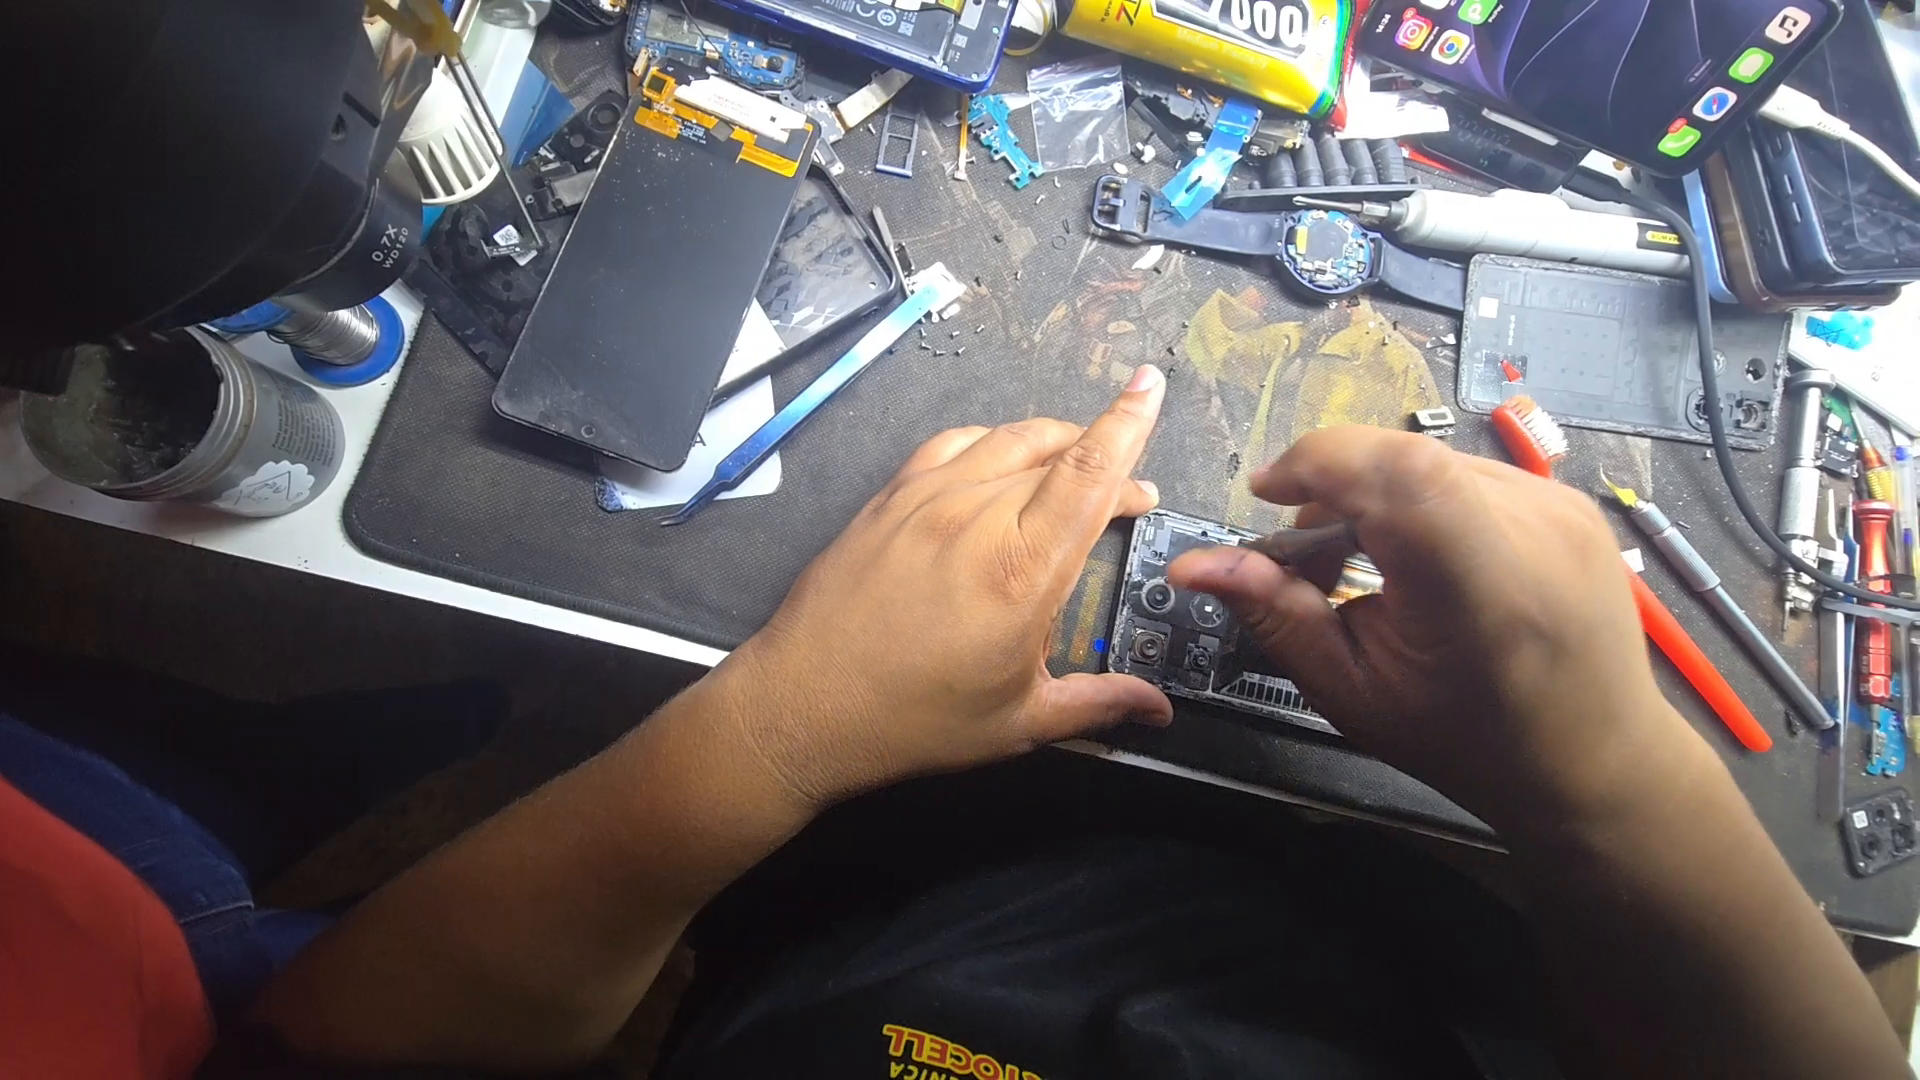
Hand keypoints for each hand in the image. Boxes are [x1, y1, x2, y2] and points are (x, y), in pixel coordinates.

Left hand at [712, 366, 1174, 810]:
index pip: (1088, 474)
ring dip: (1052, 441)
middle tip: (1127, 492)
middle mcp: (977, 516)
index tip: (1150, 386)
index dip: (1127, 424)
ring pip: (1007, 439)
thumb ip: (1098, 703)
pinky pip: (952, 444)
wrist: (804, 705)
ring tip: (1073, 463)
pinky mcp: (890, 496)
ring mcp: (927, 498)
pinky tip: (997, 462)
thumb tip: (1156, 709)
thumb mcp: (1018, 721)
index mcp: (1022, 570)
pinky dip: (990, 443)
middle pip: (1057, 452)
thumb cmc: (913, 719)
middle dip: (1105, 457)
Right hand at [1168, 427, 1708, 838]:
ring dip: (1365, 498)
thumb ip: (1271, 614)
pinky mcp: (1563, 500)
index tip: (1266, 495)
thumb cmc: (1461, 739)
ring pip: (1421, 461)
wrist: (1595, 762)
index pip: (1399, 473)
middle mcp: (1533, 529)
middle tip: (1307, 559)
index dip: (1319, 462)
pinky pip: (1454, 473)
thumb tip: (1191, 566)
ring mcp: (1558, 506)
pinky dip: (1406, 502)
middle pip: (1398, 459)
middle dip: (1327, 491)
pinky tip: (1407, 559)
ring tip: (1358, 567)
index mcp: (1479, 589)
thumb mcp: (1347, 689)